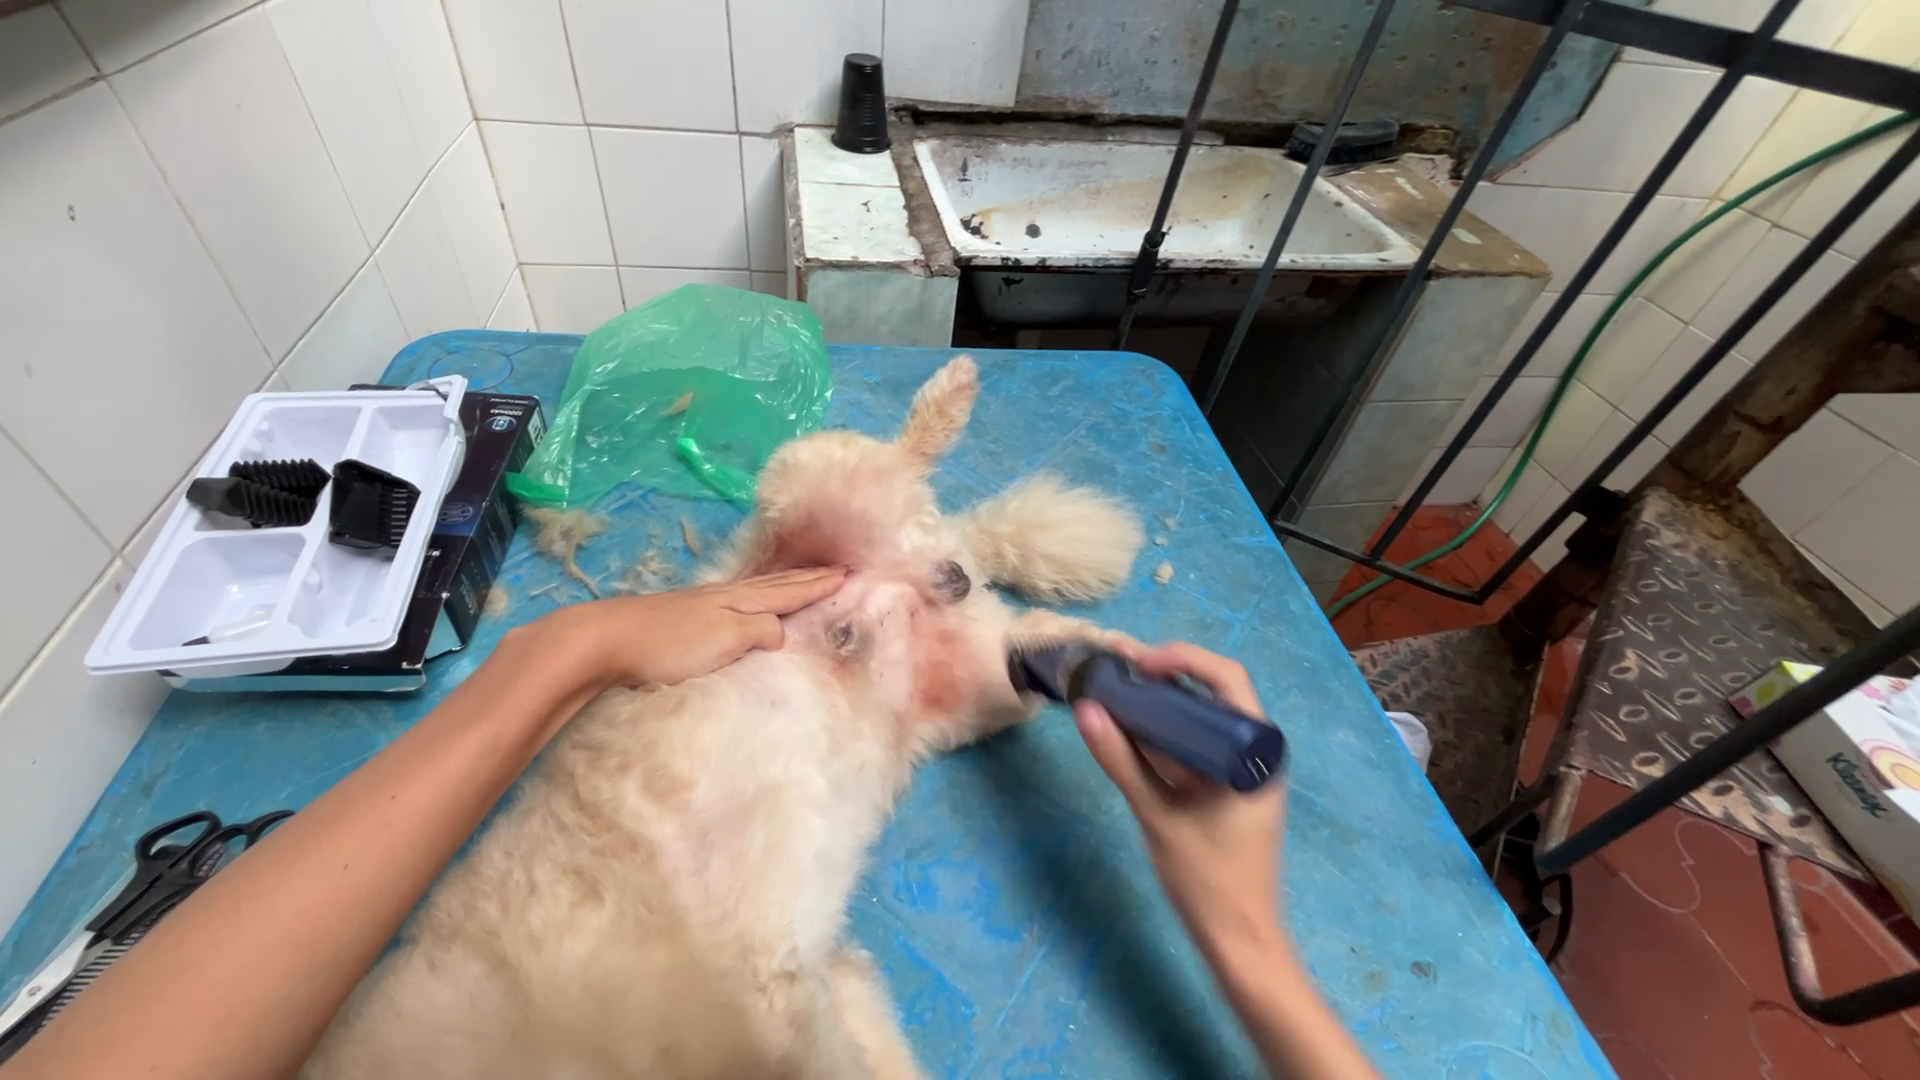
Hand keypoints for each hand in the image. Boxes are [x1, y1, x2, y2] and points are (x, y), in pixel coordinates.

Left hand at [519, 567, 845, 688]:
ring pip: (753, 590)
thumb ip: (760, 632)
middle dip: (805, 577)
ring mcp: (700, 604)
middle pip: (773, 584)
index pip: (788, 590)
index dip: (817, 585)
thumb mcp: (726, 638)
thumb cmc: (670, 643)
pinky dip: (754, 597)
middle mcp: (724, 596)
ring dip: (781, 584)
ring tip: (799, 578)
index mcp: (739, 600)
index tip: (846, 573)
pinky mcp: (682, 617)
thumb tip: (780, 632)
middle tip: (834, 568)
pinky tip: (747, 601)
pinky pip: (734, 601)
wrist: (604, 641)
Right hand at [1073, 642, 1288, 961]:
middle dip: (1163, 674)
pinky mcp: (1224, 786)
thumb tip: (1085, 709)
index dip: (1181, 659)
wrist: (1238, 942)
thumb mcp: (1158, 815)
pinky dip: (1162, 733)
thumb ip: (1121, 761)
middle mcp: (1256, 751)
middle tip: (1116, 667)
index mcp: (1256, 751)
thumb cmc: (1207, 880)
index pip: (1226, 679)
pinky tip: (1128, 727)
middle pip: (1212, 691)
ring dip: (1159, 702)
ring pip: (1200, 717)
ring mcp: (1241, 769)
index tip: (1135, 663)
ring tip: (1114, 687)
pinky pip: (1193, 745)